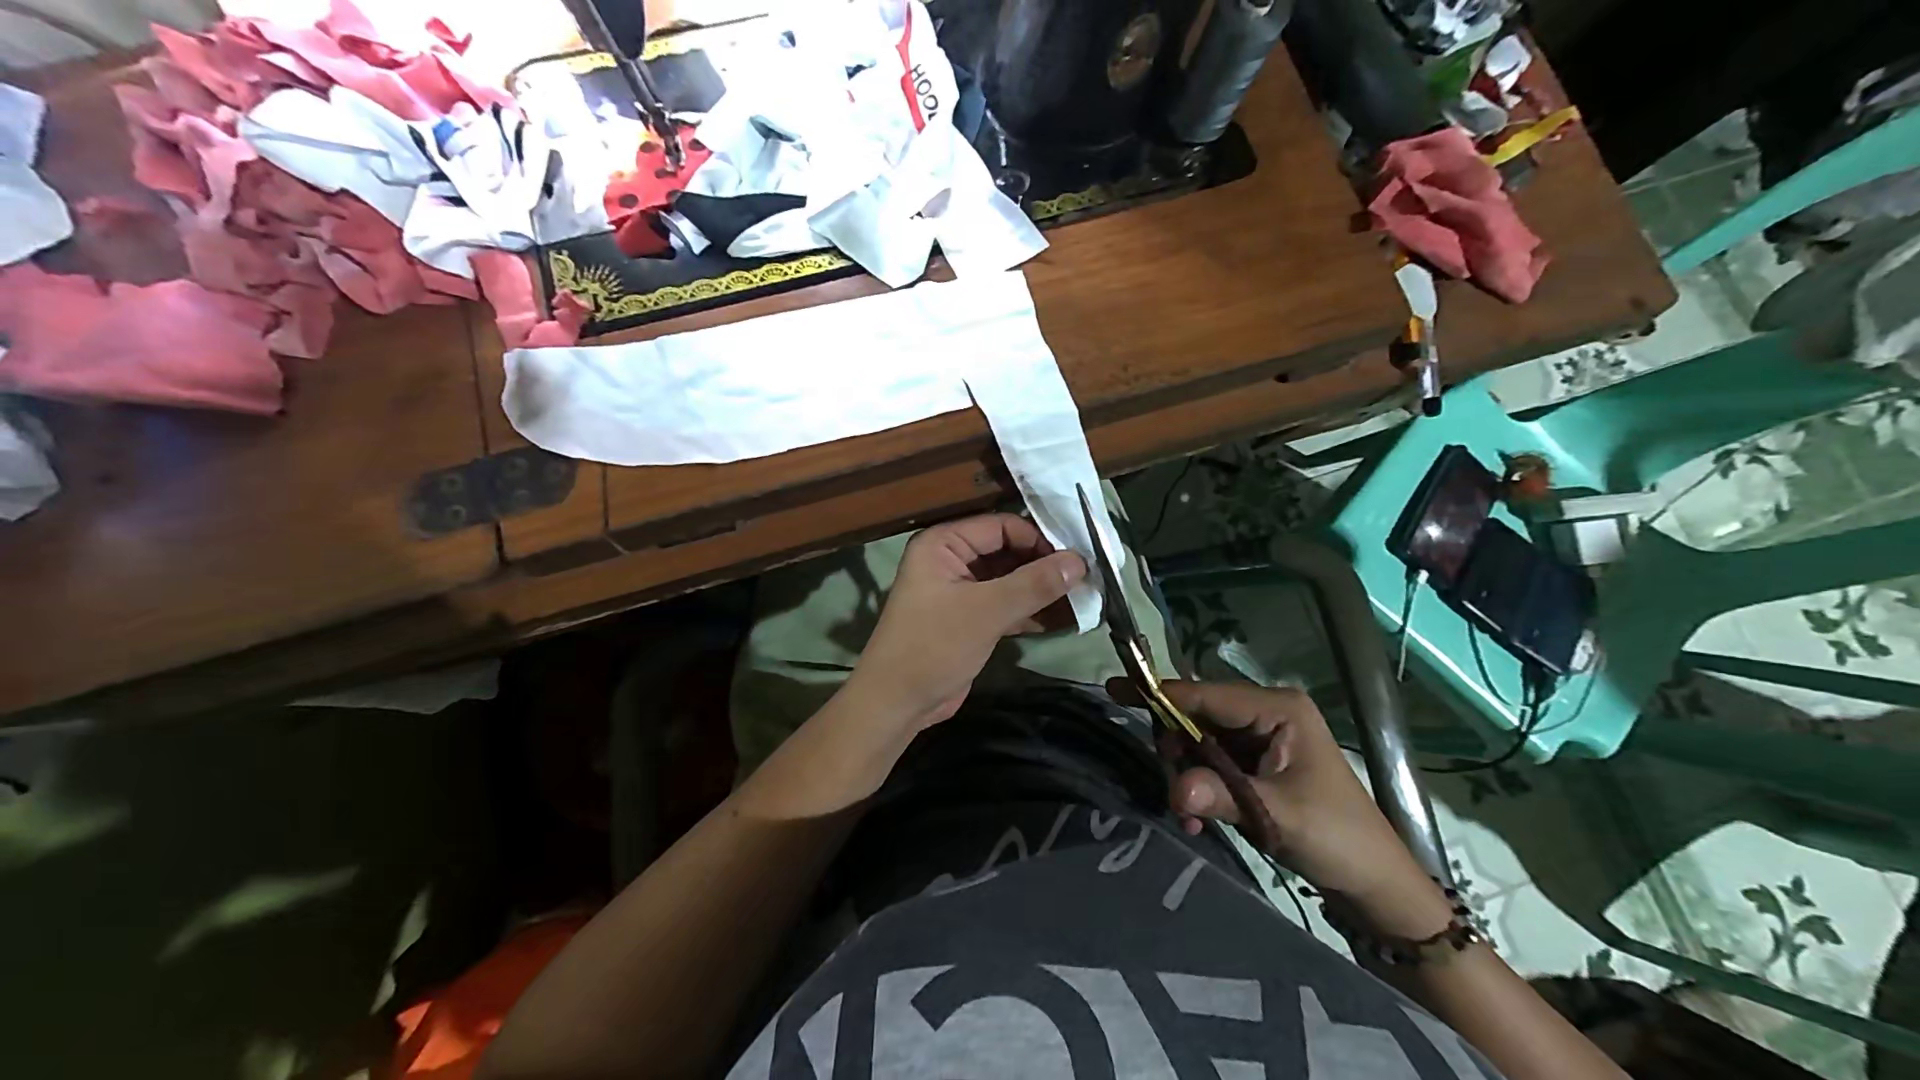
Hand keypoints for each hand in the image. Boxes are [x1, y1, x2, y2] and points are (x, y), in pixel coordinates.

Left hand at [846, 514, 1085, 730]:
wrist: (897, 703)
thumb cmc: (934, 646)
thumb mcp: (987, 611)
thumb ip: (1034, 584)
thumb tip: (1080, 561)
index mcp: (943, 544)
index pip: (1001, 526)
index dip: (1039, 539)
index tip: (1078, 558)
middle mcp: (950, 559)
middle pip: (1006, 551)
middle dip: (1043, 564)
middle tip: (1085, 577)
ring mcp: (959, 590)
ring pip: (1008, 579)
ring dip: (1040, 588)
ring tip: (1081, 597)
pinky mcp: (968, 618)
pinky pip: (1005, 604)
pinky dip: (1029, 610)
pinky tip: (1061, 618)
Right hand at [1125, 679, 1452, 935]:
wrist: (1374, 882)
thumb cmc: (1338, 837)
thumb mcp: (1279, 815)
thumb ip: (1224, 795)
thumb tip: (1174, 789)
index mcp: (1279, 709)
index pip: (1208, 694)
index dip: (1162, 694)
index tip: (1116, 689)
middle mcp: (1265, 713)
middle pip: (1198, 715)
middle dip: (1175, 748)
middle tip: (1169, 783)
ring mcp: (1258, 738)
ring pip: (1198, 741)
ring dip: (1185, 775)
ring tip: (1188, 814)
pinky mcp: (1253, 763)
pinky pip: (1209, 763)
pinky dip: (1198, 787)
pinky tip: (1198, 819)